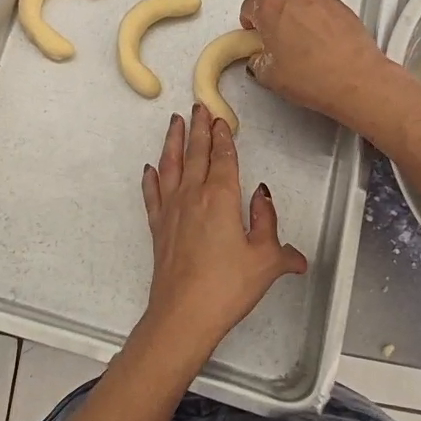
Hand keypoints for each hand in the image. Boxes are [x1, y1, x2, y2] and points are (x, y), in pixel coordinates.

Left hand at [139, 105, 307, 358]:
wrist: (184, 313)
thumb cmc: (227, 287)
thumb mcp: (266, 259)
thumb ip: (269, 225)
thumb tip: (267, 200)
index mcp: (221, 197)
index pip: (223, 158)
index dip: (223, 136)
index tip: (220, 118)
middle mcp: (193, 196)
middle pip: (196, 154)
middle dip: (199, 129)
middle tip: (198, 107)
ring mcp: (171, 210)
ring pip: (171, 166)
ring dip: (174, 142)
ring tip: (174, 122)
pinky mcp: (158, 227)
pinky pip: (152, 194)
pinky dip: (151, 179)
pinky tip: (150, 169)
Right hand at [239, 0, 403, 124]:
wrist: (356, 80)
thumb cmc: (309, 77)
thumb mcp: (269, 76)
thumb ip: (257, 61)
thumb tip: (260, 57)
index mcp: (269, 9)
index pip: (249, 6)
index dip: (249, 21)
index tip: (253, 34)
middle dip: (271, 8)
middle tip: (275, 31)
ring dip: (295, 10)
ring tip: (301, 37)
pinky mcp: (342, 6)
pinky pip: (322, 5)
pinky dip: (317, 16)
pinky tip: (322, 39)